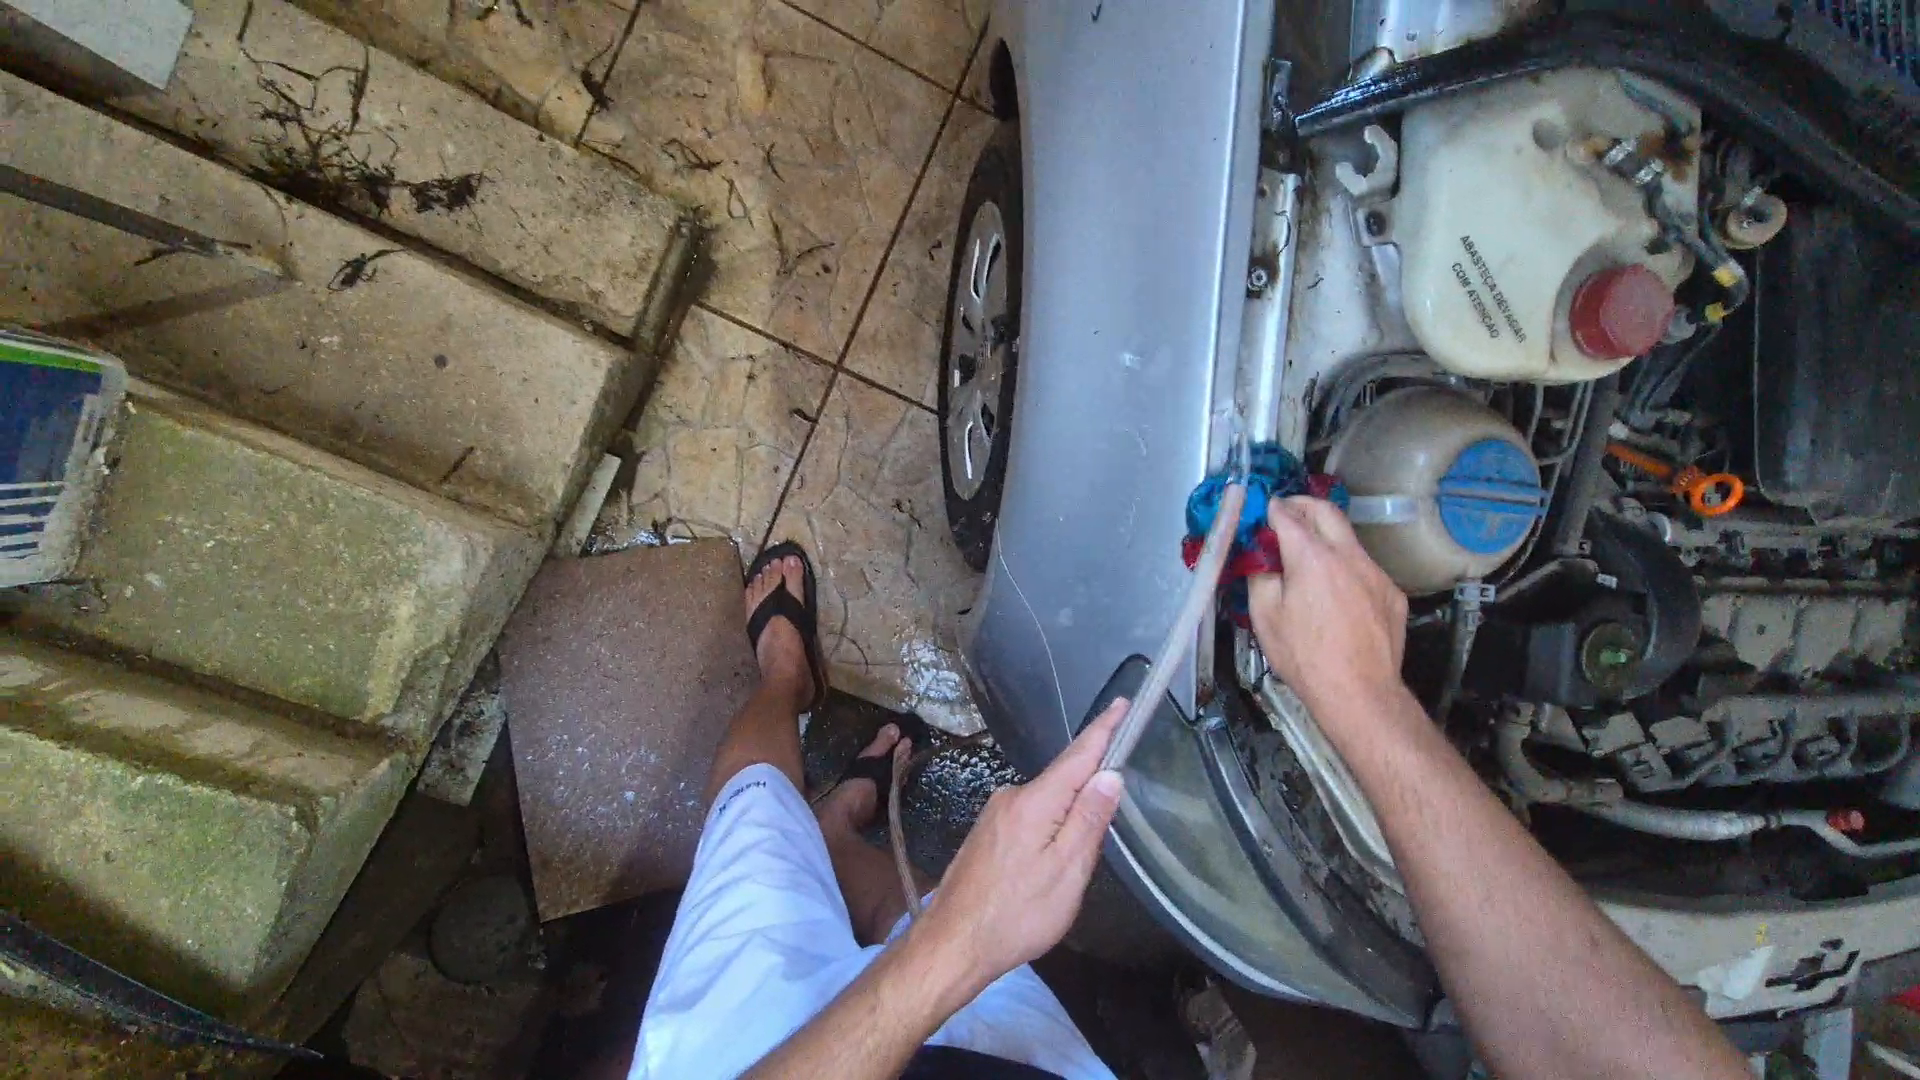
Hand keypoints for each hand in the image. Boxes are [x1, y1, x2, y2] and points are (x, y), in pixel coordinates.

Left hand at [915, 700, 1126, 987]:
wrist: (952, 942)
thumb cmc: (1016, 915)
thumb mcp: (1066, 872)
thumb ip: (1088, 820)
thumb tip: (1110, 773)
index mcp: (1035, 802)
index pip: (1078, 755)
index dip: (1103, 729)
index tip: (1121, 702)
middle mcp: (1012, 795)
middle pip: (1063, 778)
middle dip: (1090, 786)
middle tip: (1111, 819)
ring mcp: (996, 812)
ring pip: (1047, 801)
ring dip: (1069, 816)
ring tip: (1075, 862)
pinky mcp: (988, 830)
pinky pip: (1031, 816)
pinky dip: (1049, 827)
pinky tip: (1047, 862)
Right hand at [1249, 496, 1408, 723]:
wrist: (1358, 692)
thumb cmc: (1304, 656)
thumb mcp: (1264, 616)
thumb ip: (1260, 576)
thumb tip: (1260, 557)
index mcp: (1312, 558)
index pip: (1288, 517)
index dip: (1272, 509)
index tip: (1263, 510)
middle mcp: (1348, 557)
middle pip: (1327, 512)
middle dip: (1303, 505)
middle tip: (1286, 512)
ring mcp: (1376, 574)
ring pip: (1348, 541)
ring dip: (1326, 538)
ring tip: (1306, 557)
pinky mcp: (1392, 593)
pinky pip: (1364, 569)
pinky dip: (1345, 568)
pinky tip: (1334, 594)